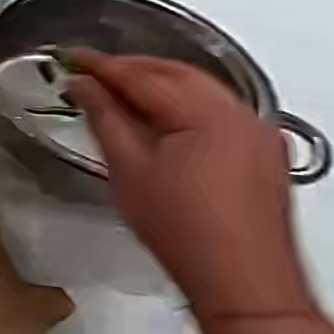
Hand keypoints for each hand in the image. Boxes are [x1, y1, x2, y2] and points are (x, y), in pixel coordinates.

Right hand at [68, 51, 316, 316]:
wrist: (241, 277)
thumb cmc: (181, 226)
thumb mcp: (127, 167)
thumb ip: (105, 117)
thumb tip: (84, 85)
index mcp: (210, 116)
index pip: (145, 77)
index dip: (103, 65)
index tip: (71, 56)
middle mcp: (244, 117)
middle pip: (179, 75)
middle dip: (131, 67)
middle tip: (88, 68)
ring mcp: (259, 135)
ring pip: (201, 90)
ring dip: (156, 83)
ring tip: (114, 88)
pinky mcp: (262, 154)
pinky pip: (217, 110)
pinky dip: (180, 102)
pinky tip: (153, 113)